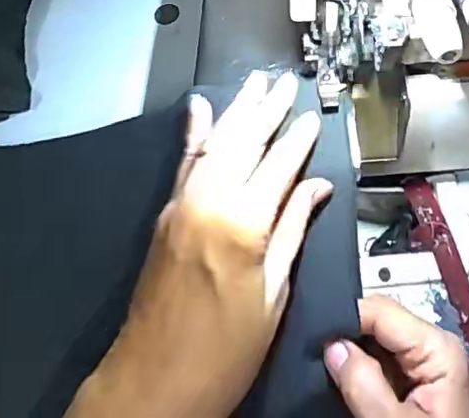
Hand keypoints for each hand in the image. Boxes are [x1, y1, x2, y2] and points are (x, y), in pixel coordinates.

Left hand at [69, 71, 331, 417]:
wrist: (151, 386)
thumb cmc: (224, 352)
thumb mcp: (272, 295)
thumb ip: (293, 229)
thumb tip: (317, 187)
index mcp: (244, 223)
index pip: (280, 165)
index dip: (299, 139)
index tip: (313, 117)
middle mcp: (211, 201)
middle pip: (246, 141)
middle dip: (269, 108)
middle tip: (287, 82)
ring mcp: (183, 203)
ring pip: (216, 142)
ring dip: (238, 109)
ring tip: (256, 82)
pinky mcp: (167, 212)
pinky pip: (186, 161)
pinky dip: (196, 132)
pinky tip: (201, 107)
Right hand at [324, 295, 468, 417]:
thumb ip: (363, 383)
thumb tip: (333, 345)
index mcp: (438, 348)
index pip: (382, 310)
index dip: (345, 318)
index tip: (314, 336)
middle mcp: (435, 349)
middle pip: (380, 324)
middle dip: (348, 337)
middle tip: (316, 354)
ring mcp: (428, 369)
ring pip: (378, 345)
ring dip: (353, 356)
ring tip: (326, 368)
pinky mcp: (419, 390)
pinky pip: (384, 369)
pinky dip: (363, 374)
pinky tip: (344, 384)